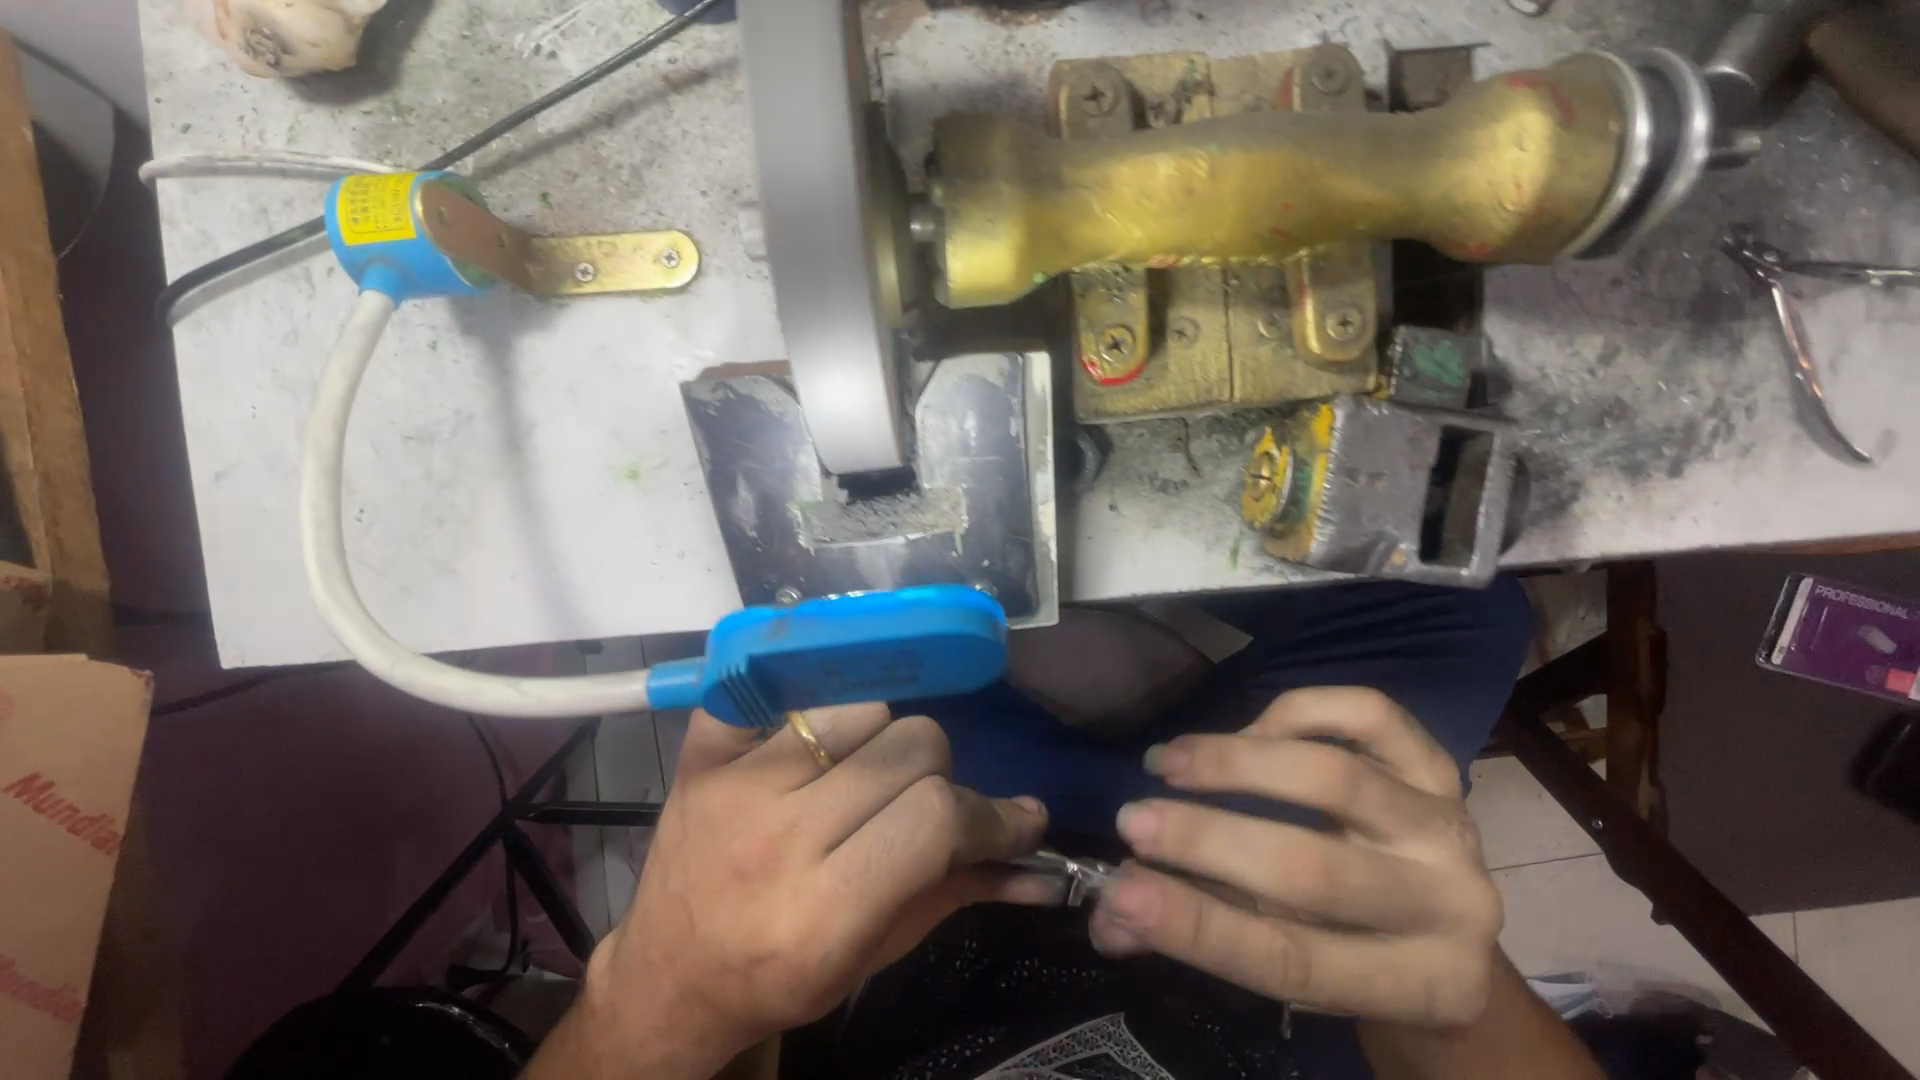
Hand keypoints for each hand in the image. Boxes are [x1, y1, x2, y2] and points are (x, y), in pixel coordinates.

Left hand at [577, 705, 1052, 1077]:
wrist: (671, 975)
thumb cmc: (783, 976)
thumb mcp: (877, 954)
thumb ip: (962, 895)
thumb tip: (1043, 865)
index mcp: (822, 910)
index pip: (937, 815)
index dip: (988, 814)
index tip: (1012, 823)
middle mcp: (777, 838)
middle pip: (909, 745)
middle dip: (935, 775)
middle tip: (919, 806)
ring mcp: (735, 785)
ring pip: (859, 707)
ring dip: (878, 737)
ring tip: (861, 774)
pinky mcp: (703, 752)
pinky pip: (780, 685)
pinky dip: (808, 700)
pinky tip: (815, 734)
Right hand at [1089, 687, 1503, 1028]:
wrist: (1442, 918)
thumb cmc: (1348, 944)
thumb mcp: (1281, 958)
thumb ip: (1196, 933)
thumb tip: (1108, 915)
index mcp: (1412, 984)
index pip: (1291, 959)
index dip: (1197, 926)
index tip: (1120, 890)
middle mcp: (1449, 907)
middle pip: (1313, 871)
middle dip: (1205, 841)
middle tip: (1129, 821)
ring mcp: (1449, 826)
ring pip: (1336, 780)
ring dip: (1235, 765)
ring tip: (1167, 762)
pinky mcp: (1441, 766)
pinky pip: (1370, 715)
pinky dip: (1296, 714)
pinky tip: (1245, 732)